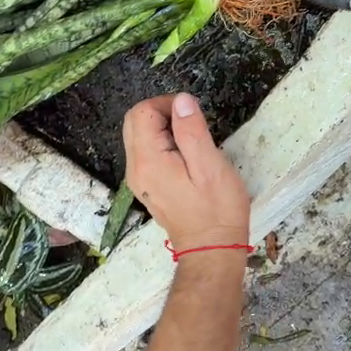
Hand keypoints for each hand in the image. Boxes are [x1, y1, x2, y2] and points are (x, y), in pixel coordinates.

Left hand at [123, 93, 251, 254]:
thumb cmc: (217, 209)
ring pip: (138, 136)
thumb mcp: (210, 166)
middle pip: (133, 121)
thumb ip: (192, 131)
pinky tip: (186, 155)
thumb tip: (181, 100)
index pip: (141, 112)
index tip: (193, 114)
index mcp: (148, 161)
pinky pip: (145, 152)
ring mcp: (139, 180)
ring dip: (162, 127)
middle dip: (161, 112)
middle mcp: (135, 169)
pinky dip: (162, 143)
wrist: (211, 250)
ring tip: (193, 139)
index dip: (166, 103)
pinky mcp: (148, 187)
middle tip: (192, 122)